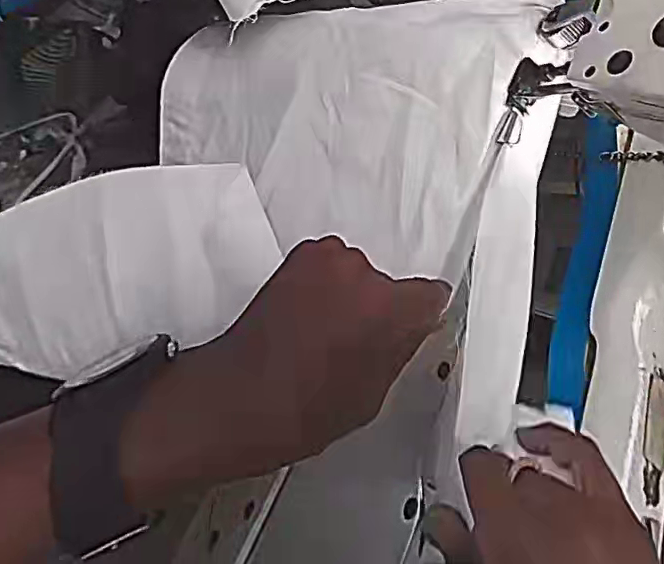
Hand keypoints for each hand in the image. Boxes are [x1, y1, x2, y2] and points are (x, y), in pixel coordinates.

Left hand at [121, 236, 449, 502]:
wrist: (230, 400)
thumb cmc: (291, 409)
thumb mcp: (369, 398)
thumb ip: (402, 351)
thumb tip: (415, 328)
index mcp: (390, 311)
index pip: (432, 294)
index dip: (422, 314)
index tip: (414, 322)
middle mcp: (364, 274)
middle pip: (391, 285)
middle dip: (379, 308)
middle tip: (356, 342)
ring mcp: (331, 259)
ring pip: (359, 274)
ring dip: (349, 294)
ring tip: (323, 332)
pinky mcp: (305, 254)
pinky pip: (331, 264)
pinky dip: (323, 283)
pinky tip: (307, 317)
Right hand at [430, 424, 656, 563]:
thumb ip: (466, 557)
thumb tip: (447, 530)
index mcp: (514, 537)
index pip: (482, 473)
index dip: (470, 473)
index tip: (467, 479)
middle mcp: (556, 516)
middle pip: (517, 481)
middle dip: (503, 496)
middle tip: (491, 514)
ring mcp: (594, 516)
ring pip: (550, 477)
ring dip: (535, 485)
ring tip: (523, 492)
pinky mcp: (624, 520)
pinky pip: (590, 465)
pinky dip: (569, 454)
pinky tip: (557, 456)